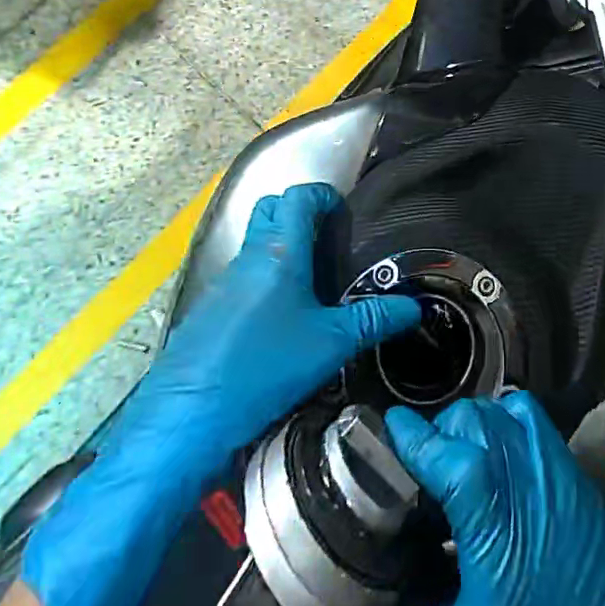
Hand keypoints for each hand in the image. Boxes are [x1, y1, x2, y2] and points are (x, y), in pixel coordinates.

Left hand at [23, 184, 419, 605]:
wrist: (191, 410)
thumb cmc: (267, 364)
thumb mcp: (329, 344)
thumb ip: (372, 320)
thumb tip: (413, 307)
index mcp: (279, 250)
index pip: (298, 197)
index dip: (323, 195)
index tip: (344, 214)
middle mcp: (249, 255)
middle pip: (271, 209)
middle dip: (299, 213)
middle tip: (330, 242)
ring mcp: (225, 280)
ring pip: (257, 244)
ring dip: (284, 249)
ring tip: (315, 283)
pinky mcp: (212, 305)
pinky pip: (245, 275)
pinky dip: (267, 279)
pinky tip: (284, 317)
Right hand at [387, 392, 604, 605]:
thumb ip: (415, 605)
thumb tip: (380, 598)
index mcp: (481, 506)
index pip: (434, 447)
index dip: (405, 438)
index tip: (387, 434)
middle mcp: (509, 468)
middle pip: (457, 419)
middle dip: (435, 436)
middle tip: (428, 468)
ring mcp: (539, 455)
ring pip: (485, 409)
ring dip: (465, 426)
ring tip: (459, 457)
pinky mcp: (560, 453)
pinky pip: (520, 408)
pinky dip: (500, 415)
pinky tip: (494, 444)